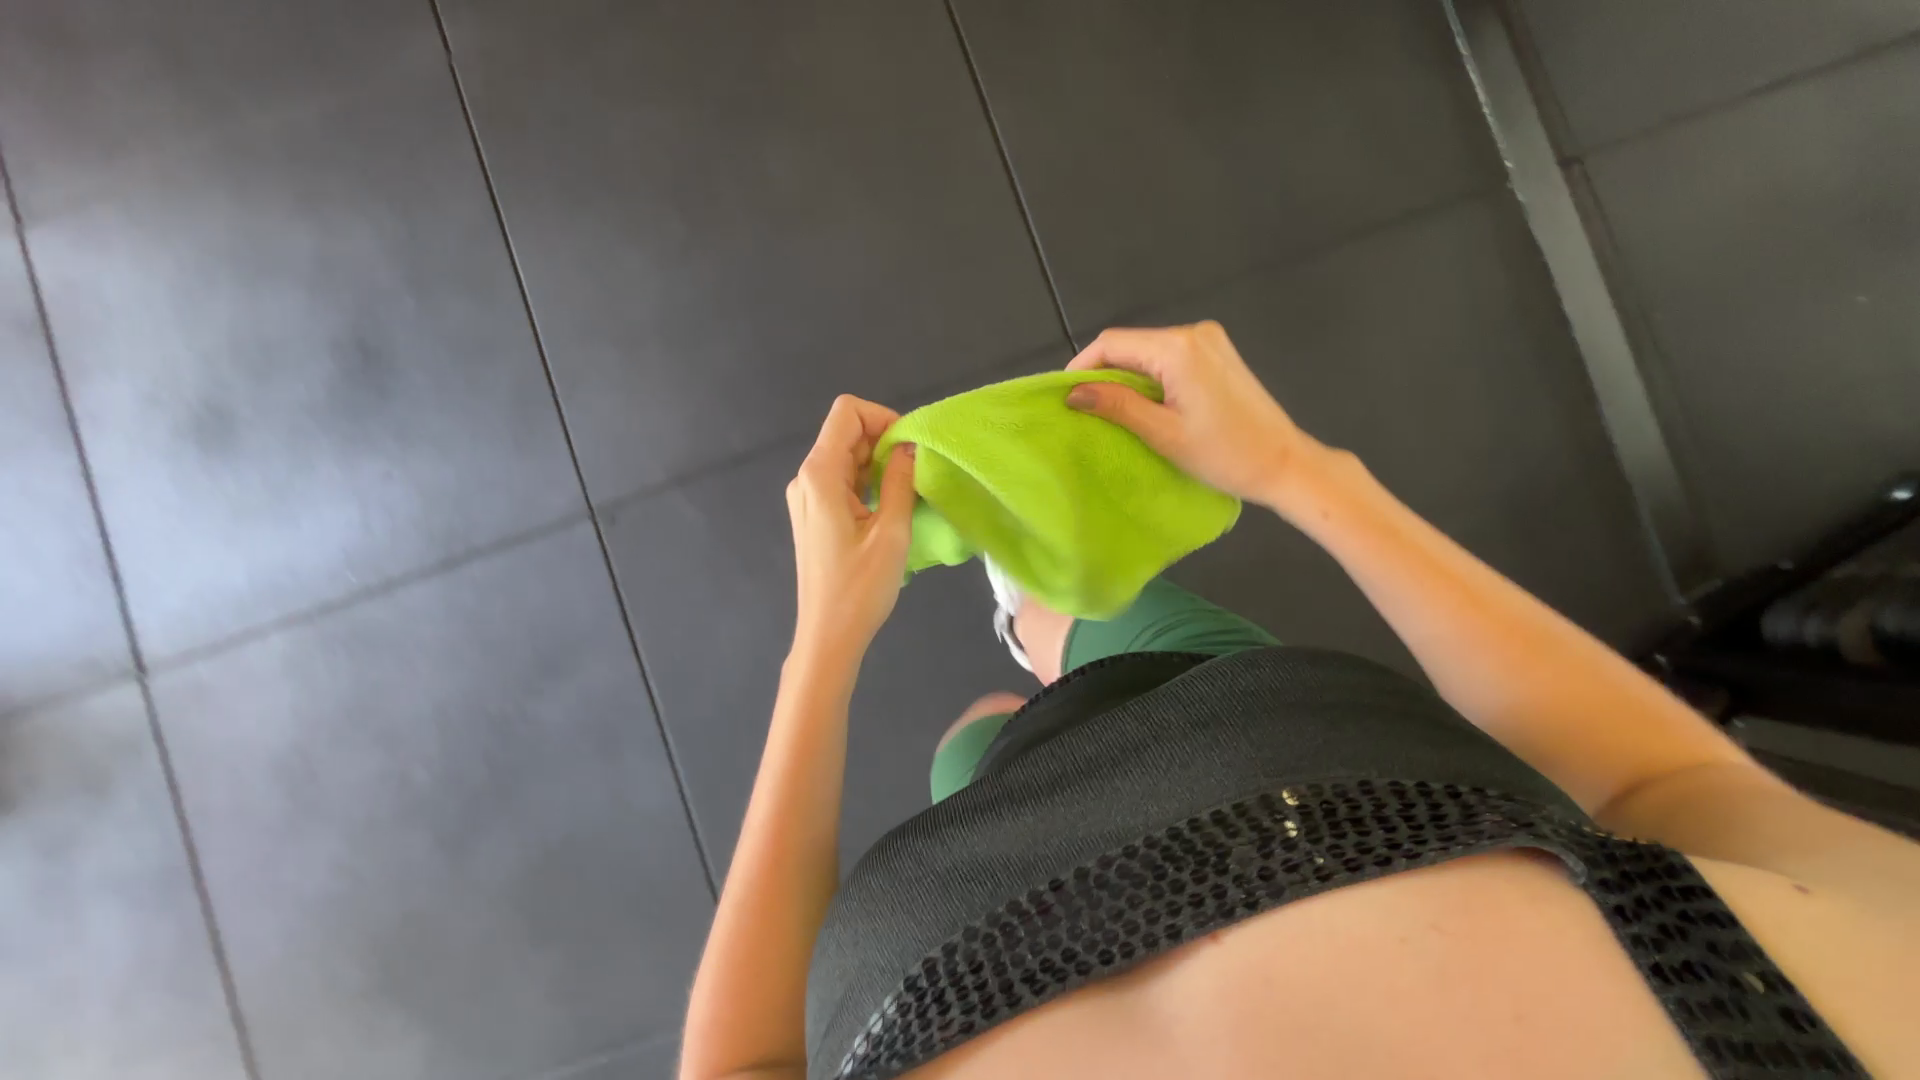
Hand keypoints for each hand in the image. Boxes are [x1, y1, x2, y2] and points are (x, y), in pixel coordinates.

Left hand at [786, 394, 917, 661]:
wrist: (828, 635)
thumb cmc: (860, 587)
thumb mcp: (891, 531)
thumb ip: (901, 480)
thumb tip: (910, 445)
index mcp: (820, 474)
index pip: (847, 411)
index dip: (882, 417)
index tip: (909, 448)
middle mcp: (806, 478)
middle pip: (845, 432)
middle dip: (883, 441)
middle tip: (915, 473)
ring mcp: (806, 497)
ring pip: (845, 457)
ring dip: (877, 464)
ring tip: (905, 493)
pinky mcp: (812, 514)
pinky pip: (841, 481)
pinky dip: (867, 482)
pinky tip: (887, 508)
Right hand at [1064, 321, 1322, 505]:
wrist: (1283, 463)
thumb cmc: (1223, 454)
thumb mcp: (1162, 433)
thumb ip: (1117, 406)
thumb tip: (1073, 393)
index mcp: (1179, 348)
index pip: (1112, 343)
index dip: (1082, 366)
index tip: (1066, 398)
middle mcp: (1194, 333)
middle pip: (1130, 344)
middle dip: (1104, 373)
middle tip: (1087, 410)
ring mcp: (1210, 340)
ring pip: (1148, 351)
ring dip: (1127, 377)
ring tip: (1113, 412)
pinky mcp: (1218, 353)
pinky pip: (1169, 357)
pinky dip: (1150, 377)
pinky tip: (1146, 405)